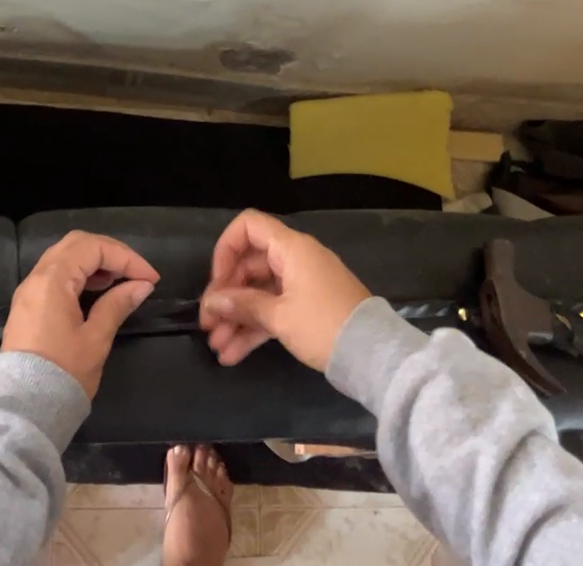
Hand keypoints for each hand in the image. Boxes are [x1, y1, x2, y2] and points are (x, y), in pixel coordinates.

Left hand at [3, 231, 159, 397]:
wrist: (25, 411)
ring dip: (94, 261)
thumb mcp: (96, 338)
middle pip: (76, 244)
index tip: (151, 278)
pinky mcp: (28, 306)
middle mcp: (36, 278)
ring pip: (64, 256)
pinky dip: (79, 273)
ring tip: (120, 280)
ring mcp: (29, 291)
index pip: (93, 249)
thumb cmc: (64, 373)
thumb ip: (118, 304)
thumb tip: (142, 285)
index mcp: (52, 280)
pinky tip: (98, 289)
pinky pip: (55, 274)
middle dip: (110, 252)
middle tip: (135, 272)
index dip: (127, 258)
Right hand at [199, 210, 370, 370]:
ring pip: (259, 293)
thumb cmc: (323, 325)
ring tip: (218, 348)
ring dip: (237, 318)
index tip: (217, 282)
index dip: (225, 249)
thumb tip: (212, 303)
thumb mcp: (280, 317)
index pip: (249, 227)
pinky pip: (274, 310)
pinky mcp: (308, 307)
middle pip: (249, 266)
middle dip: (226, 296)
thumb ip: (243, 305)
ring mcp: (302, 284)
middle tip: (208, 326)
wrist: (374, 355)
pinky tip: (234, 354)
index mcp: (291, 248)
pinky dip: (255, 328)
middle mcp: (295, 259)